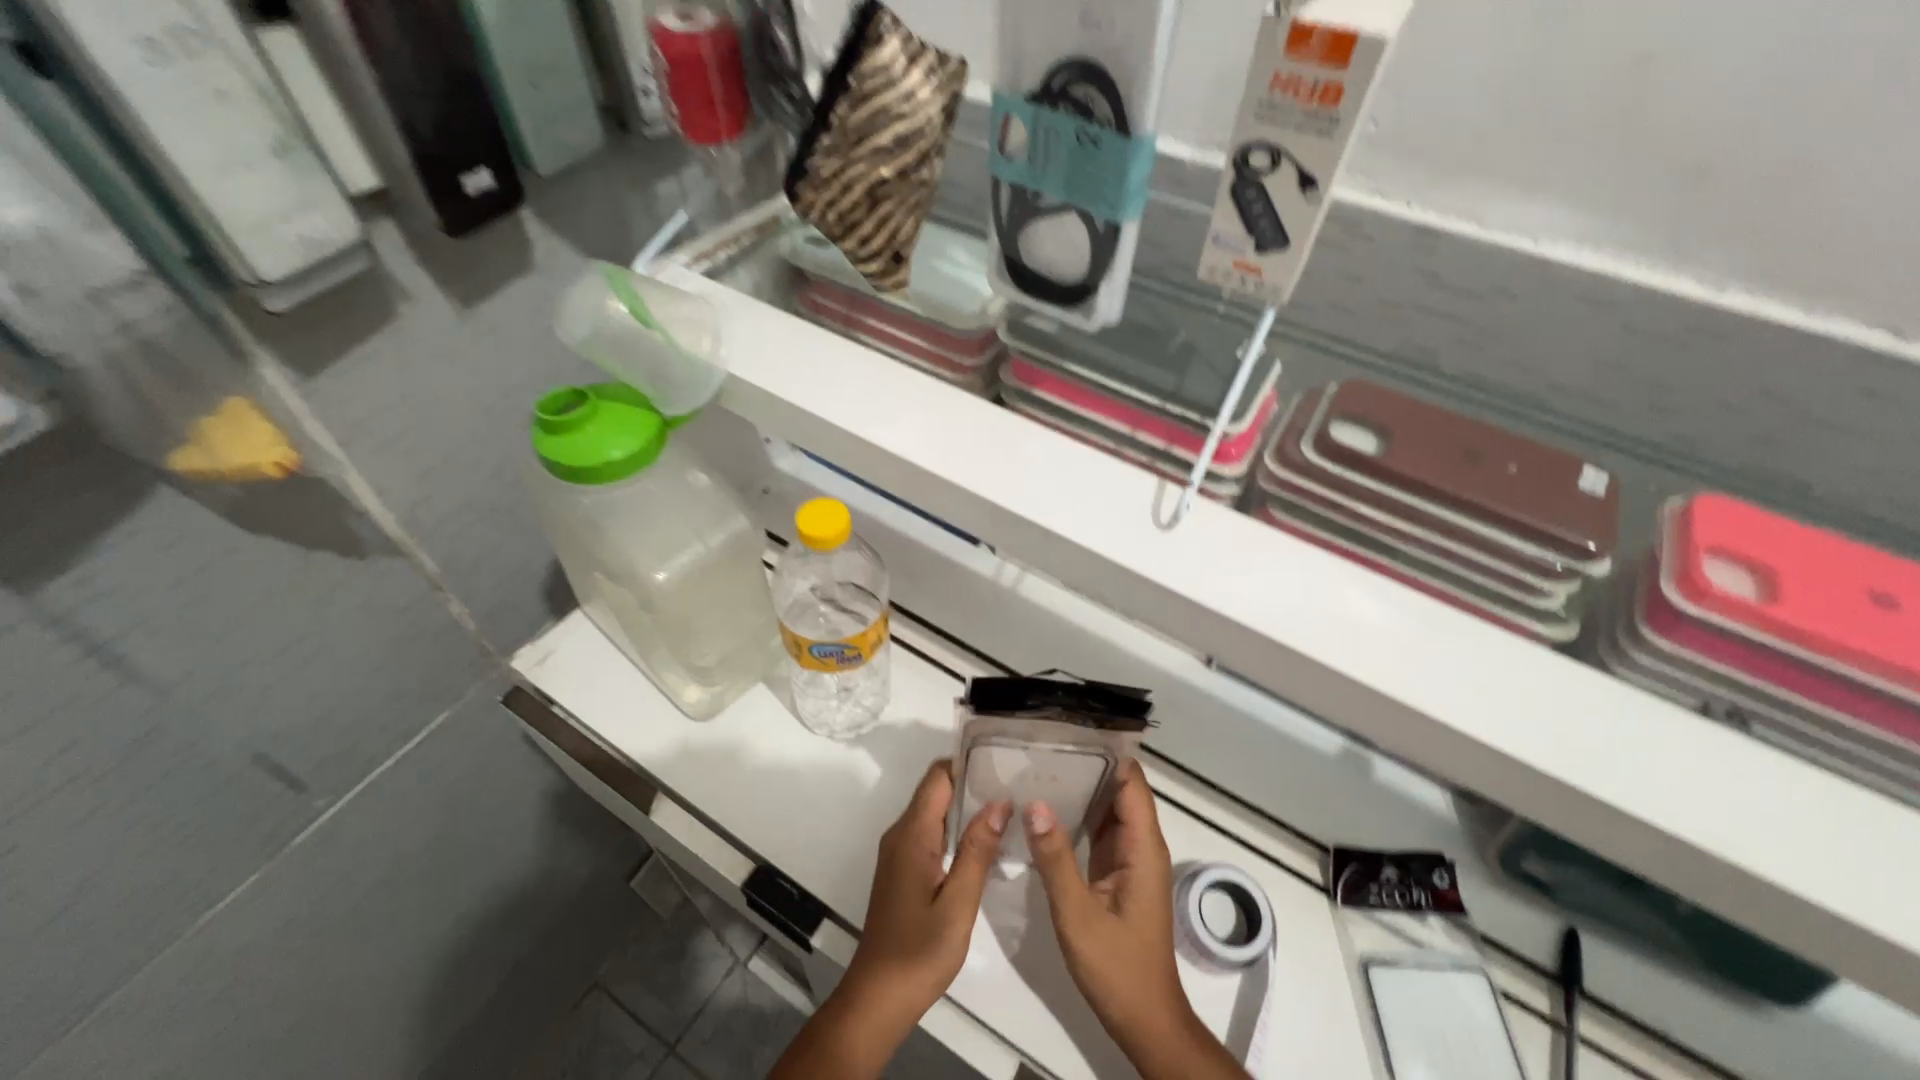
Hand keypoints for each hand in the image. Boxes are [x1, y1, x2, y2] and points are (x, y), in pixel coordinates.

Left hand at [841, 760, 1009, 1021]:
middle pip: (936, 791)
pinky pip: (932, 835)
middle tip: (1019, 786)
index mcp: (912, 836)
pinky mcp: (904, 872)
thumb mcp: (958, 904)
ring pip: (935, 814)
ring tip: (1012, 810)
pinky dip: (958, 831)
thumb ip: (977, 851)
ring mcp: (900, 854)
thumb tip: (999, 802)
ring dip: (968, 808)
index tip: (1006, 764)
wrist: (878, 997)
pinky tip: (987, 843)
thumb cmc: (919, 952)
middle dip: (974, 784)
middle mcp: (901, 836)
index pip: (938, 778)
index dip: (969, 765)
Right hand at [1025, 760, 1191, 1046]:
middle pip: (1119, 790)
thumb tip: (1035, 803)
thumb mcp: (1078, 914)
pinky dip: (1076, 818)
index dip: (1106, 752)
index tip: (1069, 730)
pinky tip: (1044, 810)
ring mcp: (1129, 861)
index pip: (1130, 782)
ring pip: (1107, 811)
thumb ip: (1056, 858)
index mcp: (1142, 847)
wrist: (1143, 1017)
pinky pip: (1099, 833)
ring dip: (1079, 790)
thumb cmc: (1116, 967)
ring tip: (1036, 766)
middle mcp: (1140, 846)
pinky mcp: (1117, 876)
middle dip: (1086, 765)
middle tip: (1040, 745)